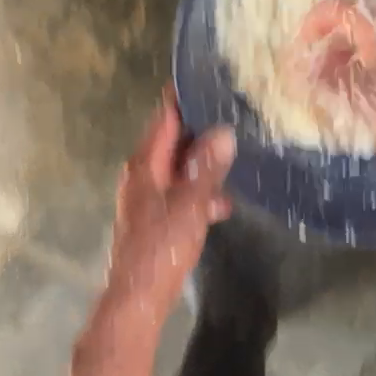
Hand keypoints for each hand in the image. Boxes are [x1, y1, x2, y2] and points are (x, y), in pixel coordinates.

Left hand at [103, 87, 235, 324]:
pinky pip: (181, 194)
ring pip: (179, 169)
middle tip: (234, 112)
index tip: (207, 78)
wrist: (138, 298)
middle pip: (172, 141)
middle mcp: (142, 175)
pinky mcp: (156, 220)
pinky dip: (200, 193)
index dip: (183, 97)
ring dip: (204, 164)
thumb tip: (223, 132)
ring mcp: (147, 198)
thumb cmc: (160, 248)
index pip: (164, 118)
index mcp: (145, 165)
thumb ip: (206, 169)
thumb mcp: (190, 206)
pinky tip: (224, 202)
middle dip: (201, 129)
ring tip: (237, 154)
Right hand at [289, 0, 375, 167]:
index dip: (312, 25)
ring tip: (346, 90)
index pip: (337, 5)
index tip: (301, 50)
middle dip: (334, 44)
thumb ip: (323, 80)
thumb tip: (298, 69)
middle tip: (319, 75)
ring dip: (357, 55)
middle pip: (361, 18)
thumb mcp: (359, 99)